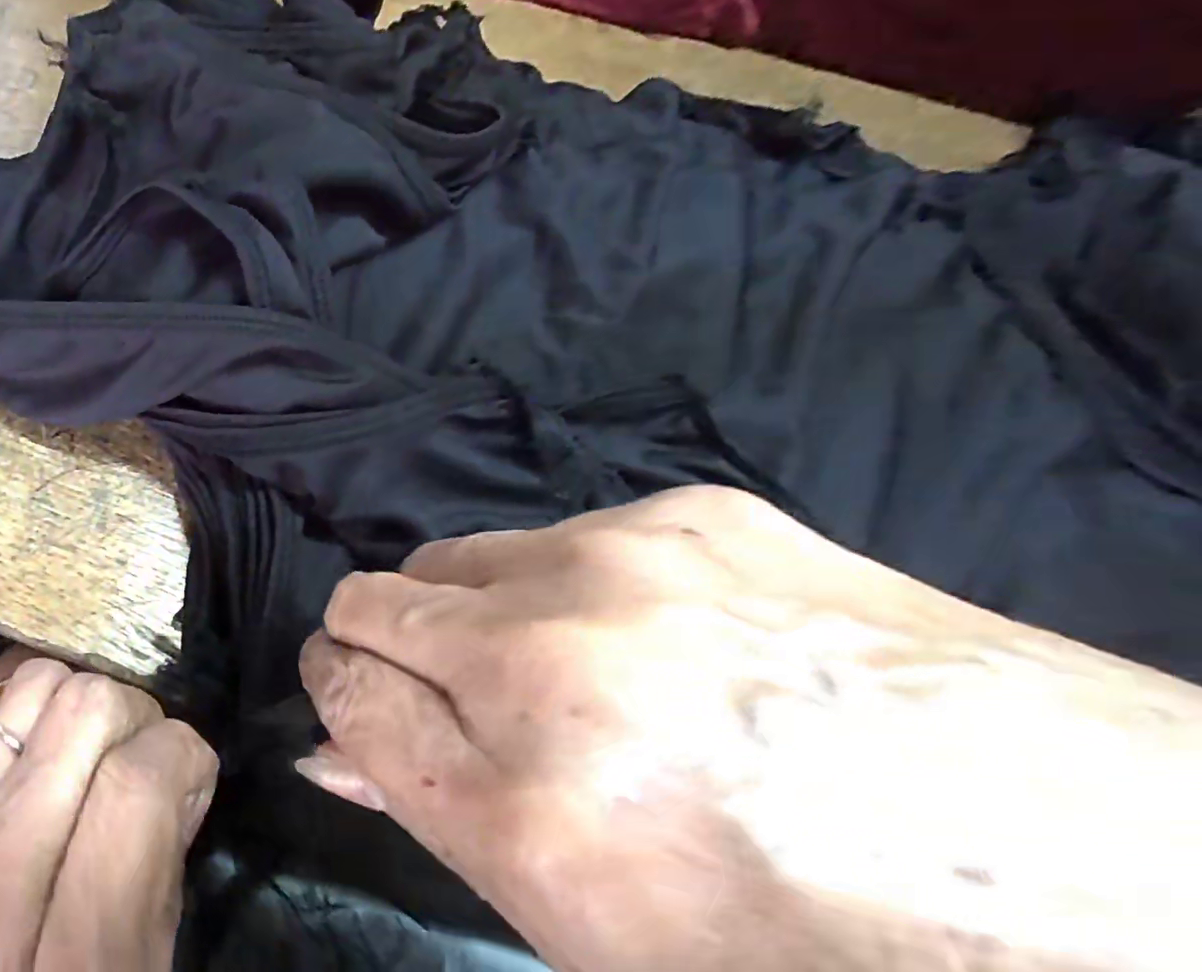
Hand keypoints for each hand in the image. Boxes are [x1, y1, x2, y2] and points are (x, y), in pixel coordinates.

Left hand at [0, 652, 216, 971]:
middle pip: (86, 709)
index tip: (186, 774)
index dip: (182, 755)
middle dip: (135, 714)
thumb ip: (160, 869)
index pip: (138, 780)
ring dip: (79, 704)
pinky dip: (32, 739)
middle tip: (140, 756)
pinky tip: (36, 784)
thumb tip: (172, 768)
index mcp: (68, 958)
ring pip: (32, 685)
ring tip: (90, 752)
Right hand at [296, 486, 1201, 971]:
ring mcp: (627, 557)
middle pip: (375, 596)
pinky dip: (572, 582)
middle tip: (463, 695)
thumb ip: (431, 805)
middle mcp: (549, 651)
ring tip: (571, 666)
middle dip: (388, 644)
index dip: (339, 689)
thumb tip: (327, 744)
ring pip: (461, 556)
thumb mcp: (582, 917)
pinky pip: (565, 535)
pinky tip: (665, 634)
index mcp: (521, 793)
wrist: (1112, 882)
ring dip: (475, 608)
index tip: (363, 702)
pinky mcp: (700, 509)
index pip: (341, 678)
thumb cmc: (796, 944)